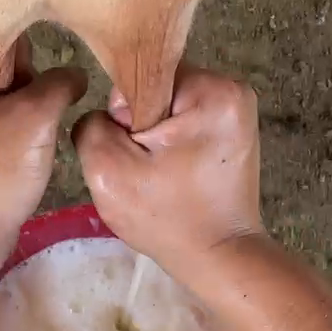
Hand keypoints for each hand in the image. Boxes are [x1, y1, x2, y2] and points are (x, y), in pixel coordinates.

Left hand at [0, 38, 87, 249]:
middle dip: (29, 90)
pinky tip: (25, 153)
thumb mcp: (34, 117)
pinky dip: (21, 134)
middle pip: (3, 70)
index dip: (25, 58)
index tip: (39, 84)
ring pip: (8, 99)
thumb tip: (74, 75)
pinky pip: (3, 124)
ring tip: (32, 139)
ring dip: (30, 114)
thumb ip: (59, 81)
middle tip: (34, 119)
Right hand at [73, 65, 264, 274]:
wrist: (218, 257)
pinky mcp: (237, 134)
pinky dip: (174, 147)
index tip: (132, 151)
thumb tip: (106, 117)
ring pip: (171, 109)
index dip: (124, 112)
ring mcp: (239, 112)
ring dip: (156, 139)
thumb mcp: (108, 171)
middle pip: (158, 90)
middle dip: (141, 126)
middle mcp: (233, 90)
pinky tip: (174, 176)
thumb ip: (92, 127)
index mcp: (209, 90)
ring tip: (159, 175)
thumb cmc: (165, 217)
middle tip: (144, 169)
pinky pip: (188, 125)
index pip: (142, 73)